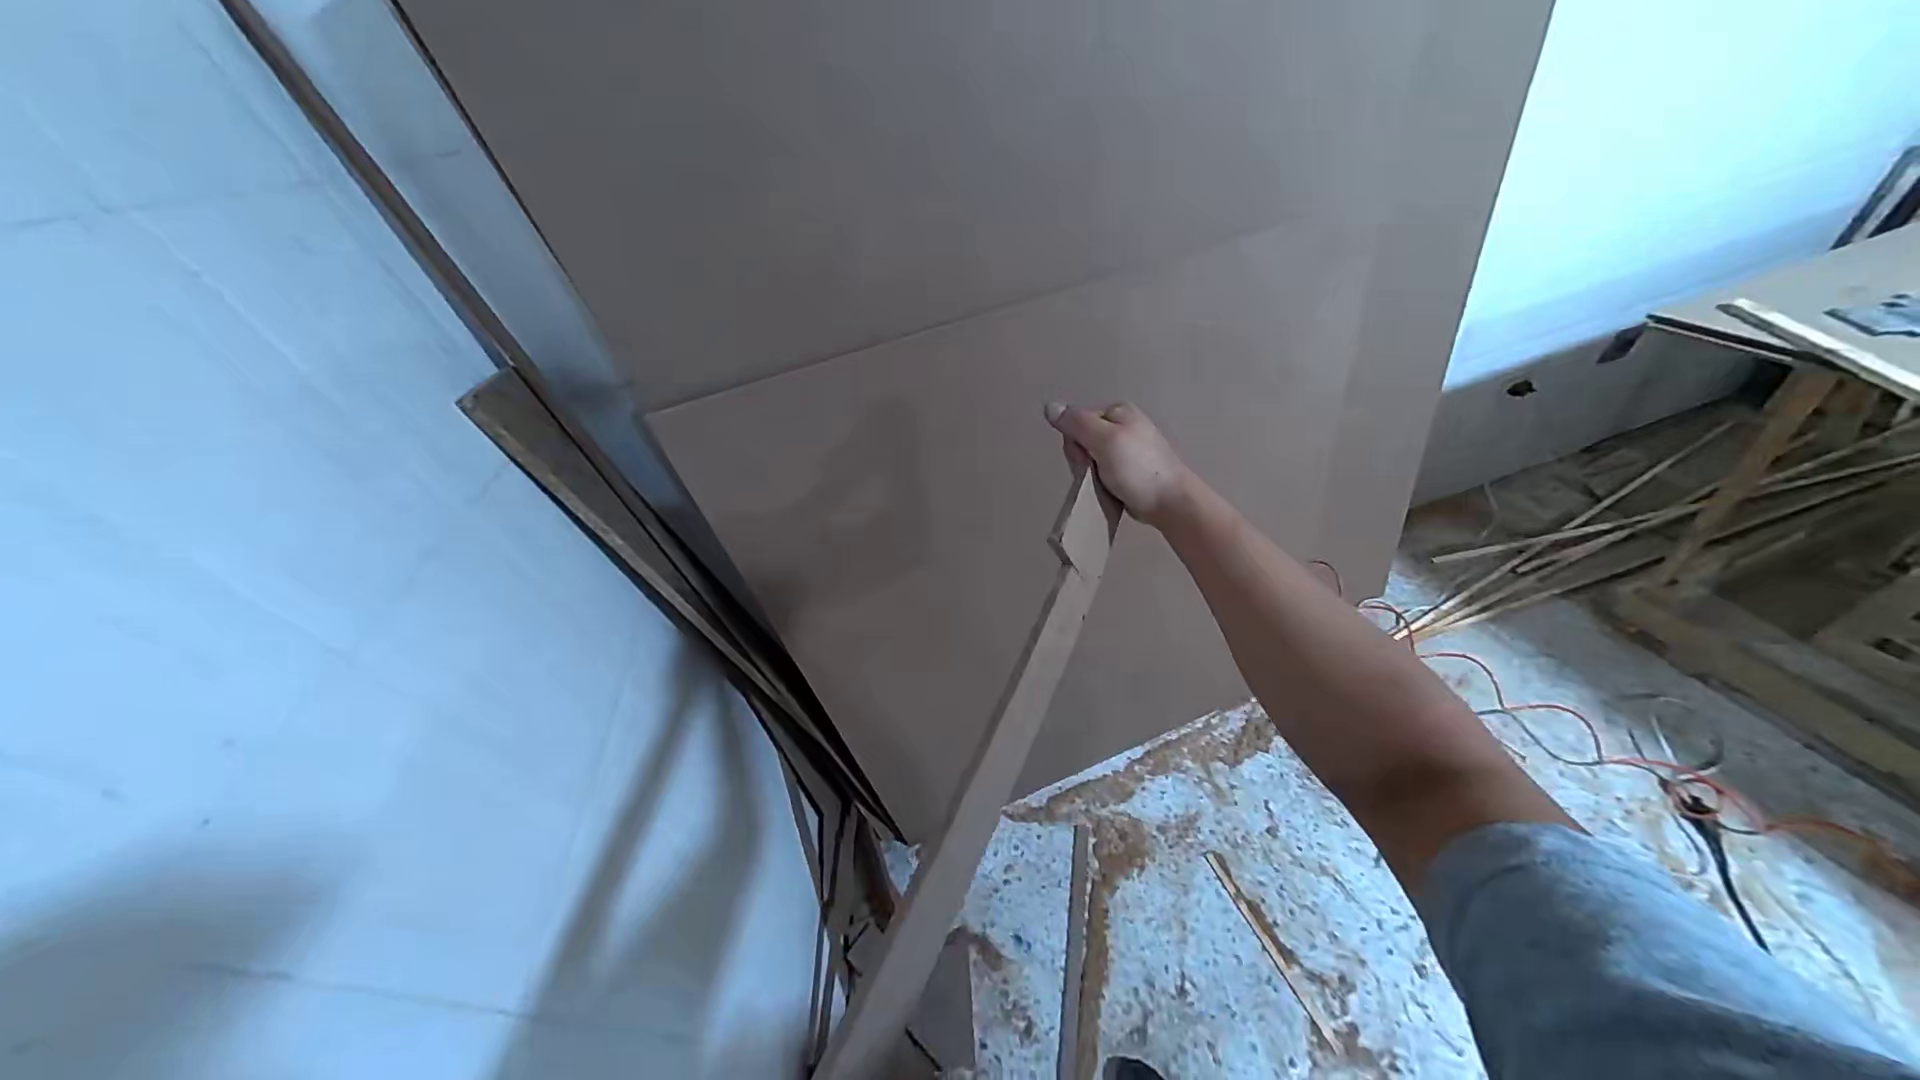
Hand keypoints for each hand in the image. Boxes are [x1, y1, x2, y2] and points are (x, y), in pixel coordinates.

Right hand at [1045, 402, 1196, 527]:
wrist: (1170, 502)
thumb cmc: (1138, 470)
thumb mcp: (1105, 441)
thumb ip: (1076, 423)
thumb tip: (1050, 406)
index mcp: (1118, 412)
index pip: (1076, 423)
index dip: (1075, 444)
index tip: (1087, 460)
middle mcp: (1123, 425)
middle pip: (1082, 440)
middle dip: (1083, 460)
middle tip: (1098, 473)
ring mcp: (1127, 449)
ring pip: (1089, 459)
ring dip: (1091, 474)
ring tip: (1106, 484)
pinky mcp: (1129, 470)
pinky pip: (1102, 472)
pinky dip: (1101, 482)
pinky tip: (1111, 489)